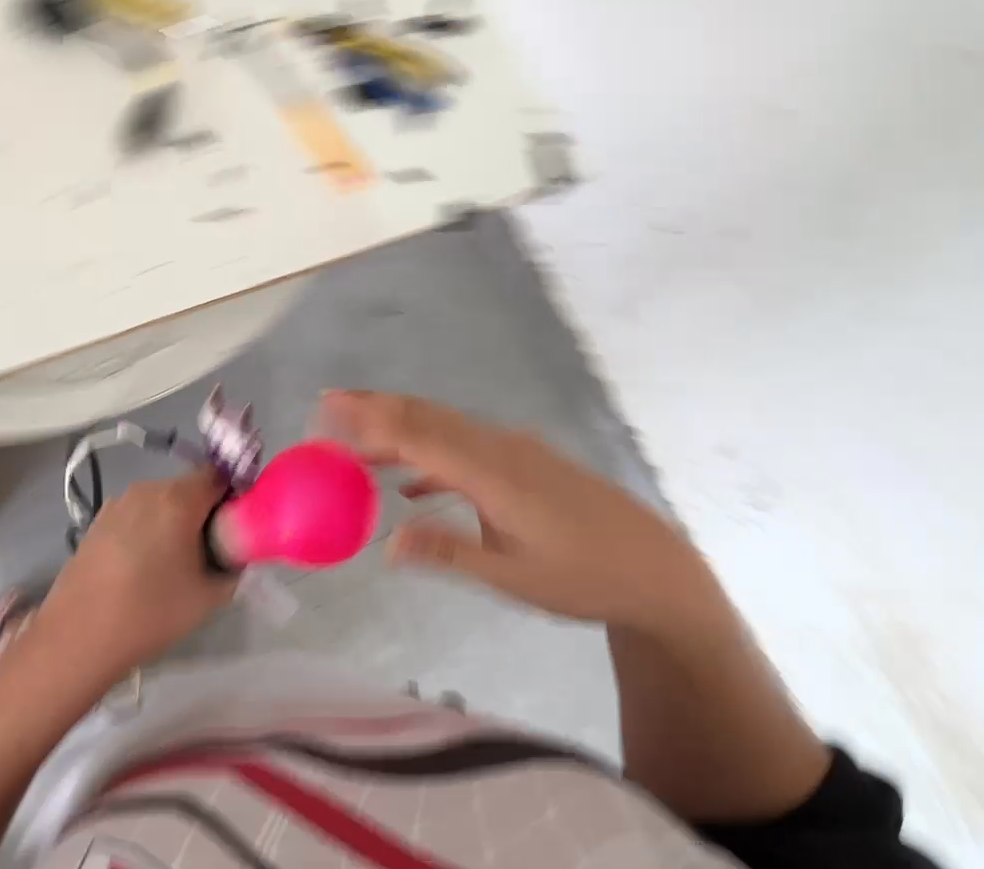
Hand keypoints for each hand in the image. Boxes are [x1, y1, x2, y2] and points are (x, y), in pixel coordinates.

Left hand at [25, 468, 238, 679]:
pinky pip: (136, 515)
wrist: (79, 636)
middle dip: (203, 512)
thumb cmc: (151, 612)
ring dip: (173, 521)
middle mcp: (146, 489)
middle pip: (188, 487)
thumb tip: (236, 552)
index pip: (220, 476)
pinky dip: (146, 530)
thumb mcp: (211, 596)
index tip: (235, 529)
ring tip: (172, 564)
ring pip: (160, 502)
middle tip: (208, 552)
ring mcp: (117, 503)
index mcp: (178, 498)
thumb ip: (234, 565)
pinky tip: (141, 567)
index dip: (233, 498)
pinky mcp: (97, 521)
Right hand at [318, 390, 719, 629]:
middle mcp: (500, 449)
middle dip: (376, 409)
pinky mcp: (527, 462)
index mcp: (492, 473)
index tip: (328, 412)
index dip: (370, 422)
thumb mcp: (512, 576)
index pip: (418, 436)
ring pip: (446, 427)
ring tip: (356, 436)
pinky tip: (412, 481)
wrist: (657, 570)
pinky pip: (466, 445)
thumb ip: (448, 553)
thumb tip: (388, 542)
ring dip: (400, 427)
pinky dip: (431, 452)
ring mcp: (516, 451)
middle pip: (428, 418)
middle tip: (327, 405)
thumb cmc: (584, 578)